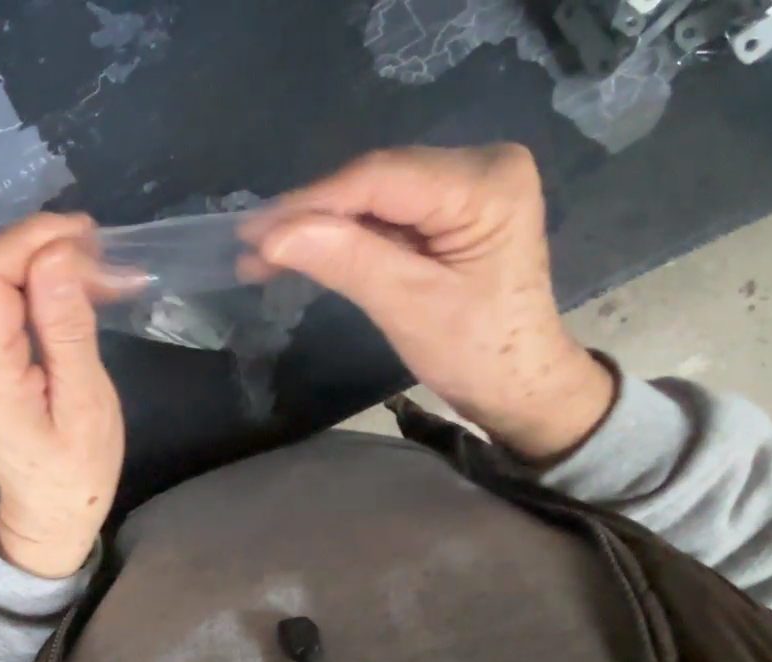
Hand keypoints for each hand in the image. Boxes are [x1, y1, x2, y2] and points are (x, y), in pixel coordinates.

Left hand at [0, 214, 123, 578]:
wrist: (47, 513)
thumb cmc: (78, 469)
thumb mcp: (87, 402)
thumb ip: (66, 326)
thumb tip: (55, 253)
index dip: (29, 237)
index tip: (85, 234)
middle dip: (36, 245)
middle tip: (97, 252)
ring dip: (33, 261)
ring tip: (90, 269)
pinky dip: (25, 283)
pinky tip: (65, 289)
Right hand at [255, 145, 613, 460]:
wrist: (521, 385)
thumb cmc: (477, 354)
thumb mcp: (408, 307)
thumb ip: (346, 261)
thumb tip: (272, 235)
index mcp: (487, 183)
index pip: (380, 179)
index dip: (311, 203)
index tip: (252, 231)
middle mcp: (482, 164)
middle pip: (376, 182)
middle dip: (311, 215)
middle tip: (250, 246)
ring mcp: (467, 185)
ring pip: (374, 196)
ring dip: (319, 226)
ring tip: (263, 255)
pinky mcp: (451, 209)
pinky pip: (386, 213)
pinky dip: (343, 236)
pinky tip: (302, 252)